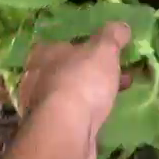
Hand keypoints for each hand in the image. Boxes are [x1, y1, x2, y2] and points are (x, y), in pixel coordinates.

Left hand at [16, 22, 130, 158]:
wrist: (65, 132)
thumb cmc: (81, 81)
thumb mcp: (103, 50)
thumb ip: (113, 36)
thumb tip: (122, 26)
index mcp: (43, 53)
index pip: (61, 44)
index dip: (83, 47)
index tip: (104, 53)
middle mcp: (35, 78)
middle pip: (65, 71)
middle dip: (90, 73)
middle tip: (115, 74)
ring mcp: (39, 108)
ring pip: (68, 95)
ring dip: (90, 95)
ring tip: (116, 96)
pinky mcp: (49, 132)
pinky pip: (71, 117)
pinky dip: (86, 115)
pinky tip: (103, 117)